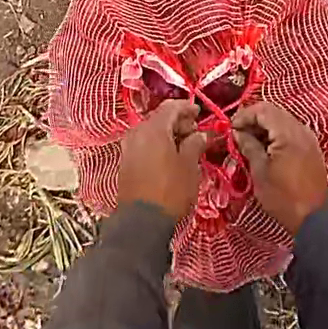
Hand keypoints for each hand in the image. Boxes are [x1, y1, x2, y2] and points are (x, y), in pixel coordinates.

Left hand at [117, 99, 208, 219]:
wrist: (142, 221)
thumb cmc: (170, 191)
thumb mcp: (189, 166)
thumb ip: (195, 144)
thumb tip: (202, 134)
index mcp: (153, 129)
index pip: (170, 107)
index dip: (187, 107)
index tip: (199, 113)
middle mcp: (137, 133)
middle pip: (159, 118)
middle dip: (178, 122)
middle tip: (195, 132)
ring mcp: (128, 147)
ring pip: (150, 131)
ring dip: (168, 134)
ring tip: (185, 146)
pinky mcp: (125, 161)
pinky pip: (144, 144)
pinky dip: (158, 144)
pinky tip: (170, 157)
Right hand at [233, 101, 327, 234]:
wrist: (315, 219)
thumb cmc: (283, 197)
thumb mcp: (260, 172)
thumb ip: (248, 146)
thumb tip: (237, 132)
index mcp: (288, 133)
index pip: (262, 109)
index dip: (244, 115)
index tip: (231, 129)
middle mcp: (301, 130)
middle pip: (273, 112)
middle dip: (253, 119)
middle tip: (237, 134)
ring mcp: (308, 138)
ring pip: (281, 120)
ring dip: (264, 126)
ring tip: (249, 141)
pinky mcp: (311, 148)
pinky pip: (290, 131)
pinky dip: (275, 134)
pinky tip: (265, 148)